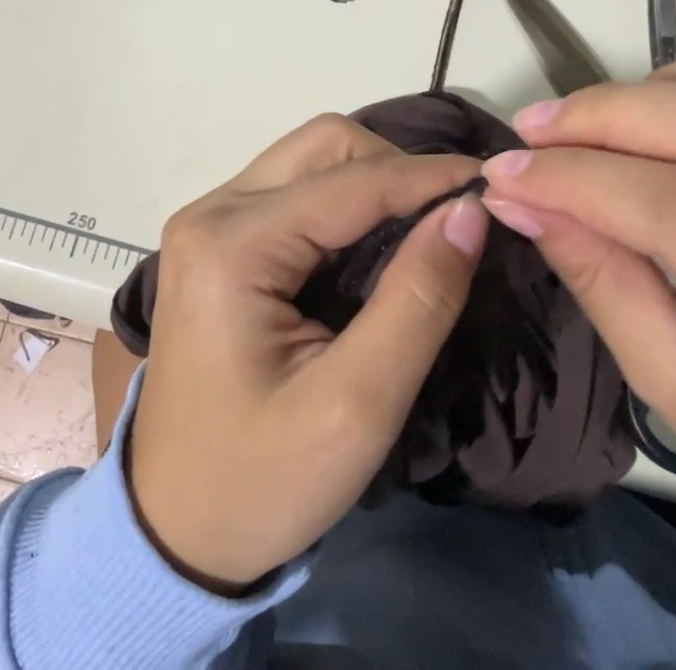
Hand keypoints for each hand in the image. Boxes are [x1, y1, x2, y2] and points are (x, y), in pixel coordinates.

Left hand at [129, 115, 487, 592]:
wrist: (175, 528)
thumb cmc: (262, 480)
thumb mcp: (356, 404)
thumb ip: (417, 300)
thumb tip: (469, 212)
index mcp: (231, 245)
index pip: (353, 181)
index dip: (432, 177)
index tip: (500, 186)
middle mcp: (210, 215)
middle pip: (322, 147)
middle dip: (397, 168)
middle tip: (457, 218)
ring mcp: (207, 229)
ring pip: (307, 164)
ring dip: (372, 183)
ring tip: (430, 230)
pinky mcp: (216, 250)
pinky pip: (292, 198)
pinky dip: (345, 207)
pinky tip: (382, 245)